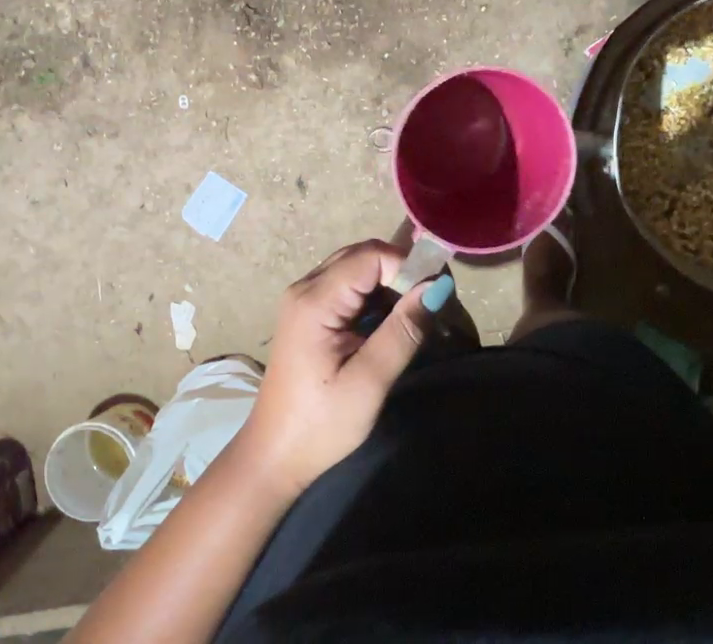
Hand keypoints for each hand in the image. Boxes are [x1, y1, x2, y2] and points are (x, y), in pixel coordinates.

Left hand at [239, 240, 446, 493]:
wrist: (274, 456)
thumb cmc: (321, 424)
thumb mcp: (369, 381)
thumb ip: (403, 331)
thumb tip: (437, 287)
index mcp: (314, 301)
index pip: (371, 255)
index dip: (407, 267)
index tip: (434, 297)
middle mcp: (304, 289)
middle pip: (363, 256)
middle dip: (401, 272)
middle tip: (429, 305)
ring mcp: (303, 300)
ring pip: (357, 269)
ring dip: (389, 285)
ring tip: (412, 318)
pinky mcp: (308, 314)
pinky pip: (347, 287)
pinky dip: (374, 297)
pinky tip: (387, 326)